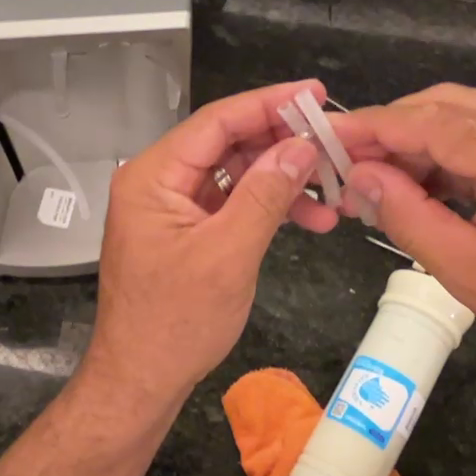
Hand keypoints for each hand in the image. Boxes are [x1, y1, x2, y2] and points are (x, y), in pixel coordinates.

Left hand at [81, 80, 337, 407]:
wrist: (140, 381)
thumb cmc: (176, 323)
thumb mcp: (228, 254)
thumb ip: (265, 194)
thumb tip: (300, 146)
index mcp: (152, 176)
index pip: (216, 121)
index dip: (269, 103)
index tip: (315, 94)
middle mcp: (157, 182)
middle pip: (226, 143)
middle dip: (282, 144)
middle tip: (334, 144)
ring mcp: (170, 207)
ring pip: (234, 173)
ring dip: (282, 180)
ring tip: (333, 192)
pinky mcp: (185, 230)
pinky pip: (230, 202)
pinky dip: (266, 207)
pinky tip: (308, 217)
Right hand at [334, 84, 475, 408]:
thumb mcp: (469, 274)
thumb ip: (408, 216)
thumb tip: (356, 174)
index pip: (437, 123)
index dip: (374, 126)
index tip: (324, 134)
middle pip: (448, 105)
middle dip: (389, 128)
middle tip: (342, 161)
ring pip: (463, 114)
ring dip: (413, 139)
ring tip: (370, 177)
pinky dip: (442, 151)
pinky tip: (412, 180)